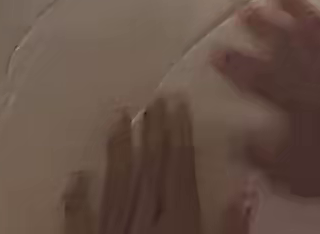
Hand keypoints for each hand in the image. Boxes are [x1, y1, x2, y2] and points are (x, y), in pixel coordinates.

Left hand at [63, 96, 254, 233]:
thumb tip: (243, 191)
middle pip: (149, 171)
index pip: (179, 168)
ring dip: (117, 153)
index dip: (180, 133)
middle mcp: (144, 226)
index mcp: (178, 224)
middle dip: (153, 132)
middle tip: (154, 98)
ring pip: (116, 189)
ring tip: (118, 117)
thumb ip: (230, 232)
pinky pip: (80, 228)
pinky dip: (76, 202)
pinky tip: (76, 176)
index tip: (178, 100)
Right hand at [213, 0, 319, 208]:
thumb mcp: (291, 170)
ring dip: (293, 4)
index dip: (233, 62)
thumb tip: (237, 137)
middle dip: (258, 24)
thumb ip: (262, 153)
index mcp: (288, 93)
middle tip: (243, 8)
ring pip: (309, 20)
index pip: (252, 74)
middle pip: (278, 39)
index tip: (216, 49)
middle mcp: (309, 63)